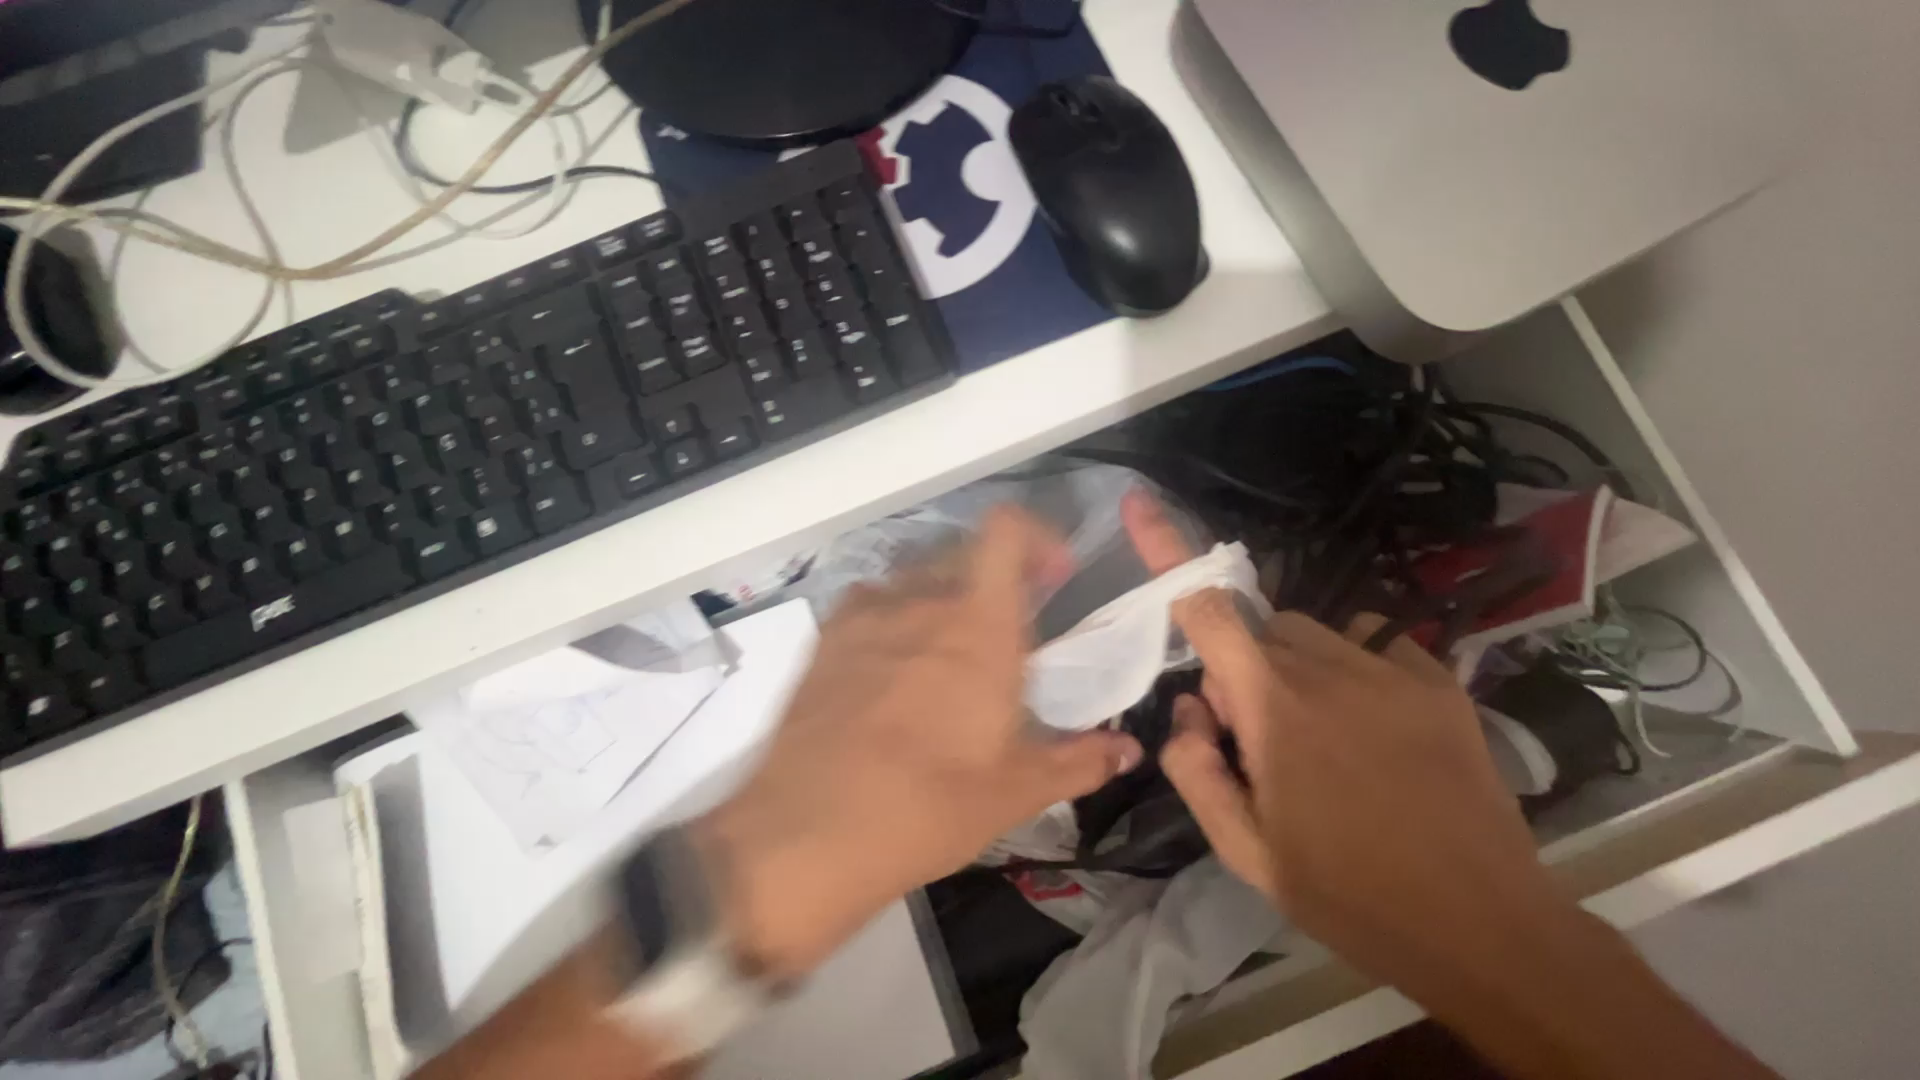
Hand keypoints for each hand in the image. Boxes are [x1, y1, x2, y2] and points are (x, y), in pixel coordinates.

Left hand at [697, 505, 1142, 978]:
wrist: (808, 832)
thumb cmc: (929, 807)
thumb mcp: (1016, 791)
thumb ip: (1079, 760)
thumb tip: (1129, 751)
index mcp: (980, 624)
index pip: (1007, 531)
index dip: (1036, 537)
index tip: (1052, 577)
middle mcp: (921, 601)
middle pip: (964, 554)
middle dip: (994, 579)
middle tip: (1005, 633)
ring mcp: (864, 616)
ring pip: (914, 579)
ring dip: (940, 599)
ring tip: (946, 654)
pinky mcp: (823, 640)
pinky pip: (868, 605)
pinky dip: (891, 618)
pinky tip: (890, 669)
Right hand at [1122, 491, 1565, 991]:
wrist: (1484, 927)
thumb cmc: (1348, 893)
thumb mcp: (1244, 852)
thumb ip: (1194, 768)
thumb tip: (1189, 708)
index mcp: (1273, 707)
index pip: (1206, 609)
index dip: (1167, 553)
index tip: (1141, 506)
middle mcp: (1328, 668)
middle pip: (1253, 628)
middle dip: (1237, 667)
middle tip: (1256, 741)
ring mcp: (1390, 668)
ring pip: (1306, 632)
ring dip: (1287, 665)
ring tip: (1315, 737)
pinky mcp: (1435, 680)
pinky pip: (1367, 639)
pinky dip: (1345, 664)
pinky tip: (1367, 724)